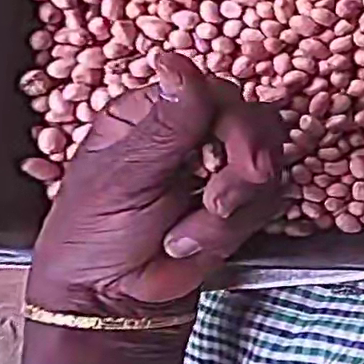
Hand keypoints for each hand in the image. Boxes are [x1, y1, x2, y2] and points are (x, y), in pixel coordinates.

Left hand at [25, 53, 284, 320]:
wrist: (111, 302)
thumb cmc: (95, 234)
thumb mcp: (124, 177)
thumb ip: (166, 125)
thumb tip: (177, 61)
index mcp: (157, 113)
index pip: (219, 94)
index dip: (236, 122)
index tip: (238, 154)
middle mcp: (196, 134)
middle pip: (256, 124)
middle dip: (244, 168)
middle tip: (220, 203)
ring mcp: (223, 168)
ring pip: (268, 165)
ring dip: (233, 208)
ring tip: (186, 237)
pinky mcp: (242, 203)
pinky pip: (269, 201)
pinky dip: (234, 229)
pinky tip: (194, 244)